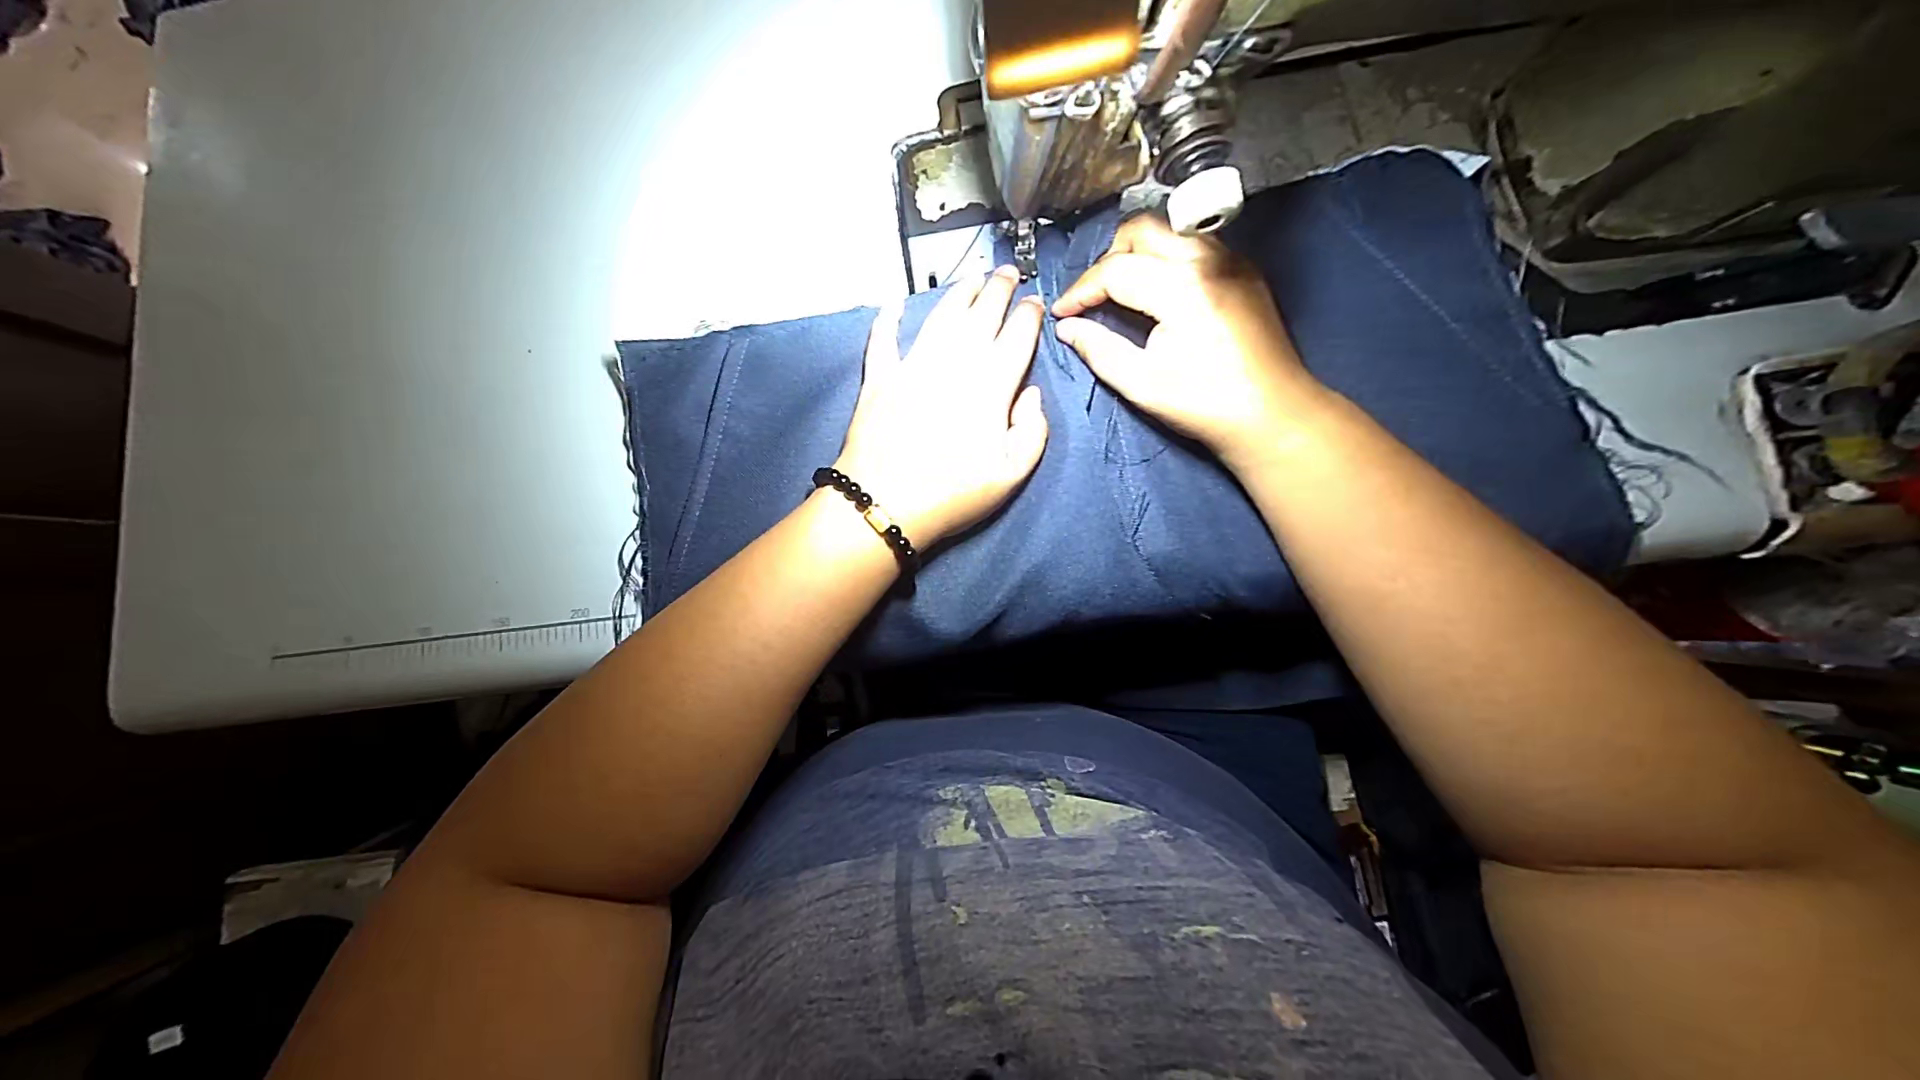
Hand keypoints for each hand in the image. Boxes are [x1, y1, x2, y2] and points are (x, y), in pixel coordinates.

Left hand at [833, 267, 1049, 545]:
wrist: (885, 503)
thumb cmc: (953, 494)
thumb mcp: (1012, 473)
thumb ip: (1032, 430)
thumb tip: (1031, 394)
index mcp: (991, 385)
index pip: (1017, 336)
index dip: (1028, 314)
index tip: (1034, 301)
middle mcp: (954, 363)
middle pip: (982, 314)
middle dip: (999, 289)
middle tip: (1008, 273)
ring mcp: (913, 366)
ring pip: (941, 316)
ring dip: (959, 292)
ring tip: (973, 278)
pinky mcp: (880, 377)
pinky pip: (883, 339)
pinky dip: (888, 319)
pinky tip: (893, 304)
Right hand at [1052, 213, 1327, 470]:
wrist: (1273, 413)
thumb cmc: (1207, 405)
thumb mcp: (1141, 384)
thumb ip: (1099, 349)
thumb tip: (1068, 328)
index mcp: (1182, 288)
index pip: (1115, 270)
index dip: (1082, 290)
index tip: (1064, 312)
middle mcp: (1209, 260)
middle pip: (1142, 229)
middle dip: (1109, 258)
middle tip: (1095, 295)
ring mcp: (1232, 261)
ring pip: (1170, 231)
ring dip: (1139, 253)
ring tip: (1123, 291)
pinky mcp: (1244, 270)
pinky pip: (1194, 245)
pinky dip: (1167, 258)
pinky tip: (1159, 293)